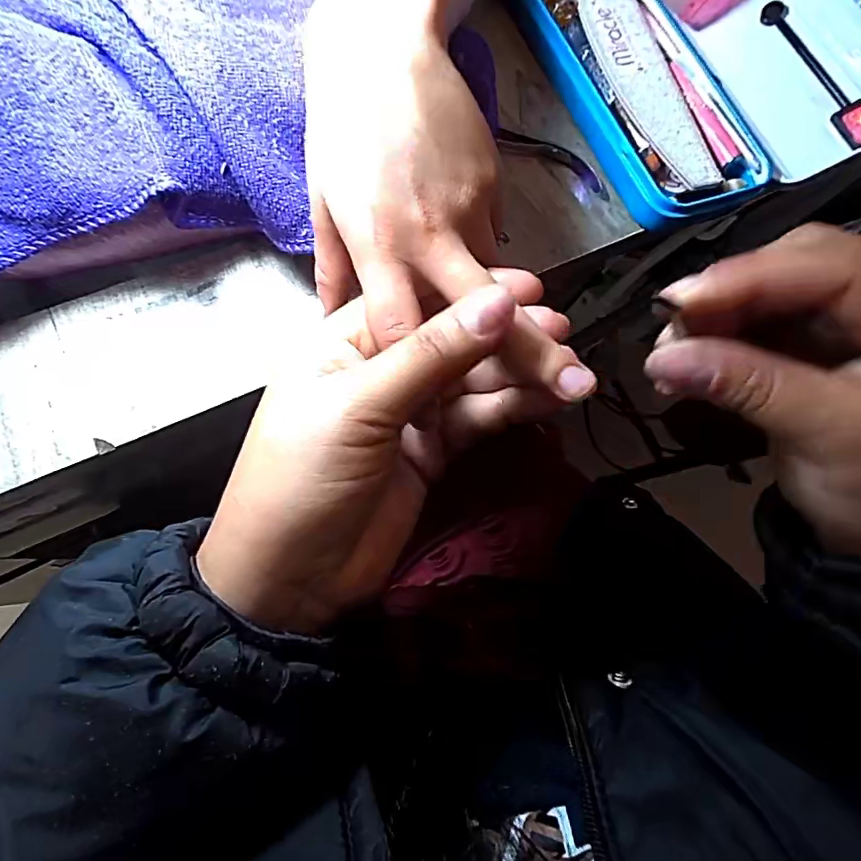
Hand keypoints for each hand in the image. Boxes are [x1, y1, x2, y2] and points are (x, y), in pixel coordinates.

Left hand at [196, 271, 572, 633]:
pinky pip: (475, 419)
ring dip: (518, 374)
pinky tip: (550, 399)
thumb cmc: (302, 475)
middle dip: (503, 335)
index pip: (413, 301)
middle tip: (560, 330)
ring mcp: (404, 411)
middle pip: (449, 339)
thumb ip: (431, 354)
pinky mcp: (428, 450)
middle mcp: (376, 368)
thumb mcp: (359, 406)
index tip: (529, 286)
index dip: (467, 292)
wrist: (290, 575)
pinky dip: (512, 409)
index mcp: (342, 341)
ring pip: (469, 380)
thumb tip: (498, 301)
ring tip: (570, 369)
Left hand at [302, 0, 595, 404]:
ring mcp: (469, 205)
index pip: (403, 327)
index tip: (441, 406)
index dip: (421, 370)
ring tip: (543, 342)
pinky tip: (481, 261)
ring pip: (494, 277)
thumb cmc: (339, 131)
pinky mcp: (495, 183)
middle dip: (529, 355)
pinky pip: (496, 237)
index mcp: (374, 242)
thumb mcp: (322, 203)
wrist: (382, 48)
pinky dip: (490, 259)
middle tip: (574, 387)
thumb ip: (330, 268)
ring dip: (508, 311)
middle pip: (480, 312)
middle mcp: (426, 232)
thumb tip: (326, 318)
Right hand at [642, 225, 860, 559]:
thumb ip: (751, 386)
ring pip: (777, 282)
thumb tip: (663, 356)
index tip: (681, 300)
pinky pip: (764, 312)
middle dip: (733, 292)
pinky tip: (692, 356)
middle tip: (674, 328)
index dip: (756, 275)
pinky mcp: (831, 335)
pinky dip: (721, 329)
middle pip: (808, 262)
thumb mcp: (833, 440)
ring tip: (676, 351)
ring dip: (718, 311)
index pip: (848, 267)